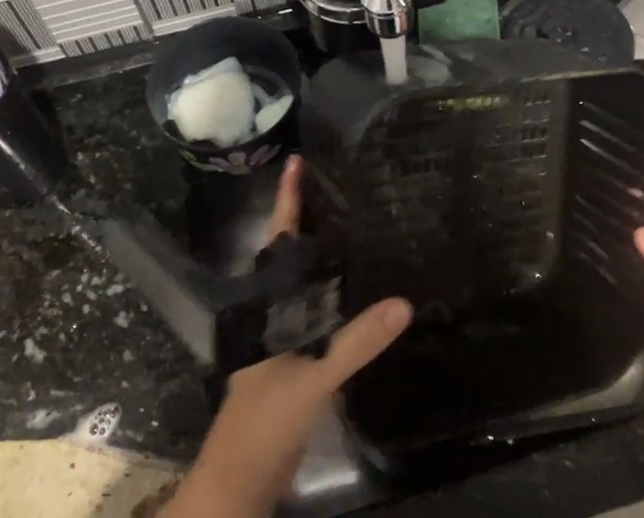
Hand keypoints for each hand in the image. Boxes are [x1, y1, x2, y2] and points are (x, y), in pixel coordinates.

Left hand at [164, 157, 411, 517]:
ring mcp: (280, 340)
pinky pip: (316, 318)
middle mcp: (270, 316)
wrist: (239, 482)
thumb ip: (356, 342)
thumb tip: (404, 302)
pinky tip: (359, 296)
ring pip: (303, 288)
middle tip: (347, 188)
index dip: (288, 202)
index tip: (297, 161)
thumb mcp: (314, 379)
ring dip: (324, 260)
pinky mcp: (293, 364)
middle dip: (311, 223)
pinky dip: (335, 299)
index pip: (278, 242)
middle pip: (290, 260)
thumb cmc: (265, 422)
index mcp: (265, 308)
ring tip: (359, 229)